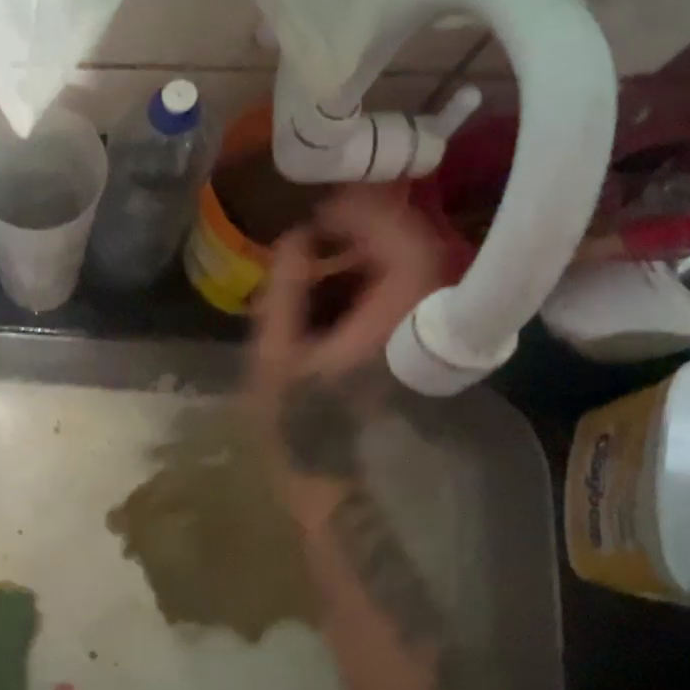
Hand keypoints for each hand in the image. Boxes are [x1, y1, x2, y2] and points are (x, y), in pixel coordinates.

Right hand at [248, 186, 440, 509]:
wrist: (328, 479)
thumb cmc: (298, 425)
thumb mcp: (275, 359)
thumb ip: (286, 294)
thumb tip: (294, 240)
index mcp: (387, 325)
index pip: (404, 247)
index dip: (369, 216)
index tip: (322, 209)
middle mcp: (414, 324)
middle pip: (411, 252)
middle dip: (364, 229)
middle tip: (314, 226)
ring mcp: (415, 336)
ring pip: (408, 270)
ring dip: (364, 253)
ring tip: (314, 256)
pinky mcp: (406, 347)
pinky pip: (399, 293)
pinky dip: (366, 277)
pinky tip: (328, 287)